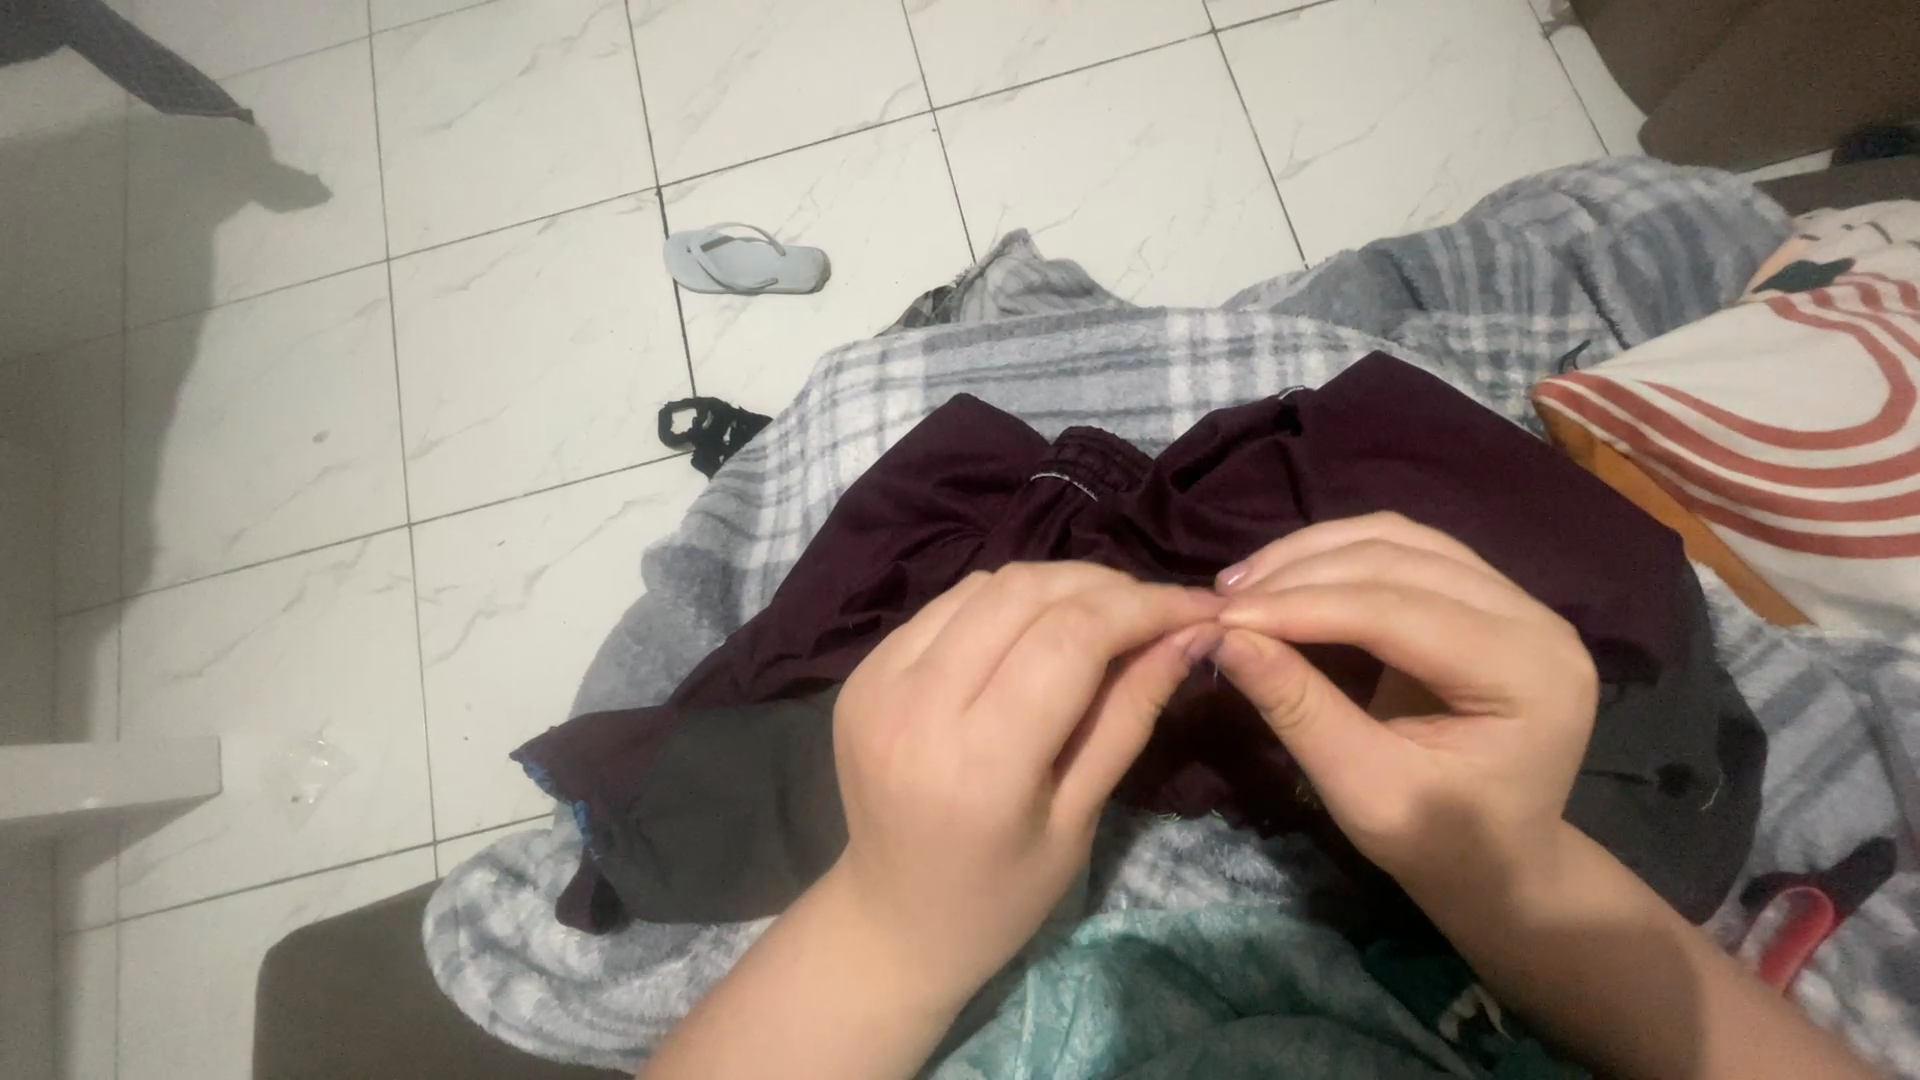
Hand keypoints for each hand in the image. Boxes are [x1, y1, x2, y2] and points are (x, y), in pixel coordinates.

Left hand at [826, 562, 1222, 997]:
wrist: (892, 916)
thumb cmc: (1001, 894)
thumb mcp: (1078, 818)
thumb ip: (1129, 715)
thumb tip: (1186, 634)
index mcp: (977, 763)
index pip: (1069, 640)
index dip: (1142, 606)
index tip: (1196, 605)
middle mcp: (915, 705)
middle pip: (1022, 593)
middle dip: (1102, 584)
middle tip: (1152, 607)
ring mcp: (877, 680)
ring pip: (984, 585)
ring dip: (1053, 585)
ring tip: (1101, 613)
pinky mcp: (863, 671)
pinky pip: (946, 606)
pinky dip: (1003, 603)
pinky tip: (1034, 629)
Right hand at [1210, 512, 1598, 890]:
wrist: (1496, 859)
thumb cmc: (1436, 839)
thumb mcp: (1360, 789)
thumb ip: (1297, 708)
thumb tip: (1223, 639)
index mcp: (1526, 675)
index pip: (1396, 612)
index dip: (1301, 607)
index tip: (1222, 618)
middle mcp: (1532, 618)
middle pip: (1396, 560)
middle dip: (1297, 574)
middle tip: (1221, 601)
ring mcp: (1511, 597)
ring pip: (1394, 537)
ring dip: (1308, 553)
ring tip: (1241, 583)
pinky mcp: (1480, 593)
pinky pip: (1397, 546)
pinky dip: (1330, 553)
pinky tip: (1282, 574)